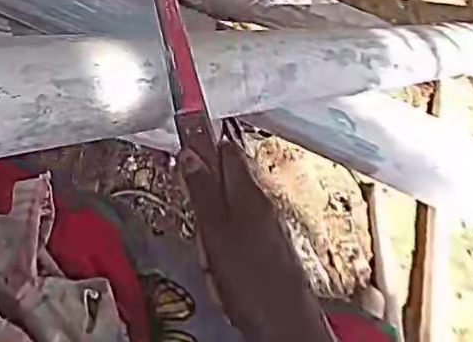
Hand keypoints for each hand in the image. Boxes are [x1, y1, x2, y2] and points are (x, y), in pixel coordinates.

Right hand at [181, 139, 335, 341]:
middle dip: (205, 211)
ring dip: (214, 242)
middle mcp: (261, 203)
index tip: (184, 165)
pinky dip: (227, 261)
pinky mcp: (271, 254)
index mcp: (246, 190)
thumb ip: (200, 188)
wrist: (288, 327)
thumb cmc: (252, 278)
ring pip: (226, 220)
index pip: (223, 149)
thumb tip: (189, 153)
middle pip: (221, 188)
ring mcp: (268, 229)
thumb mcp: (214, 229)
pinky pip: (238, 245)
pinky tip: (227, 283)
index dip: (202, 152)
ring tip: (215, 267)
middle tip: (203, 236)